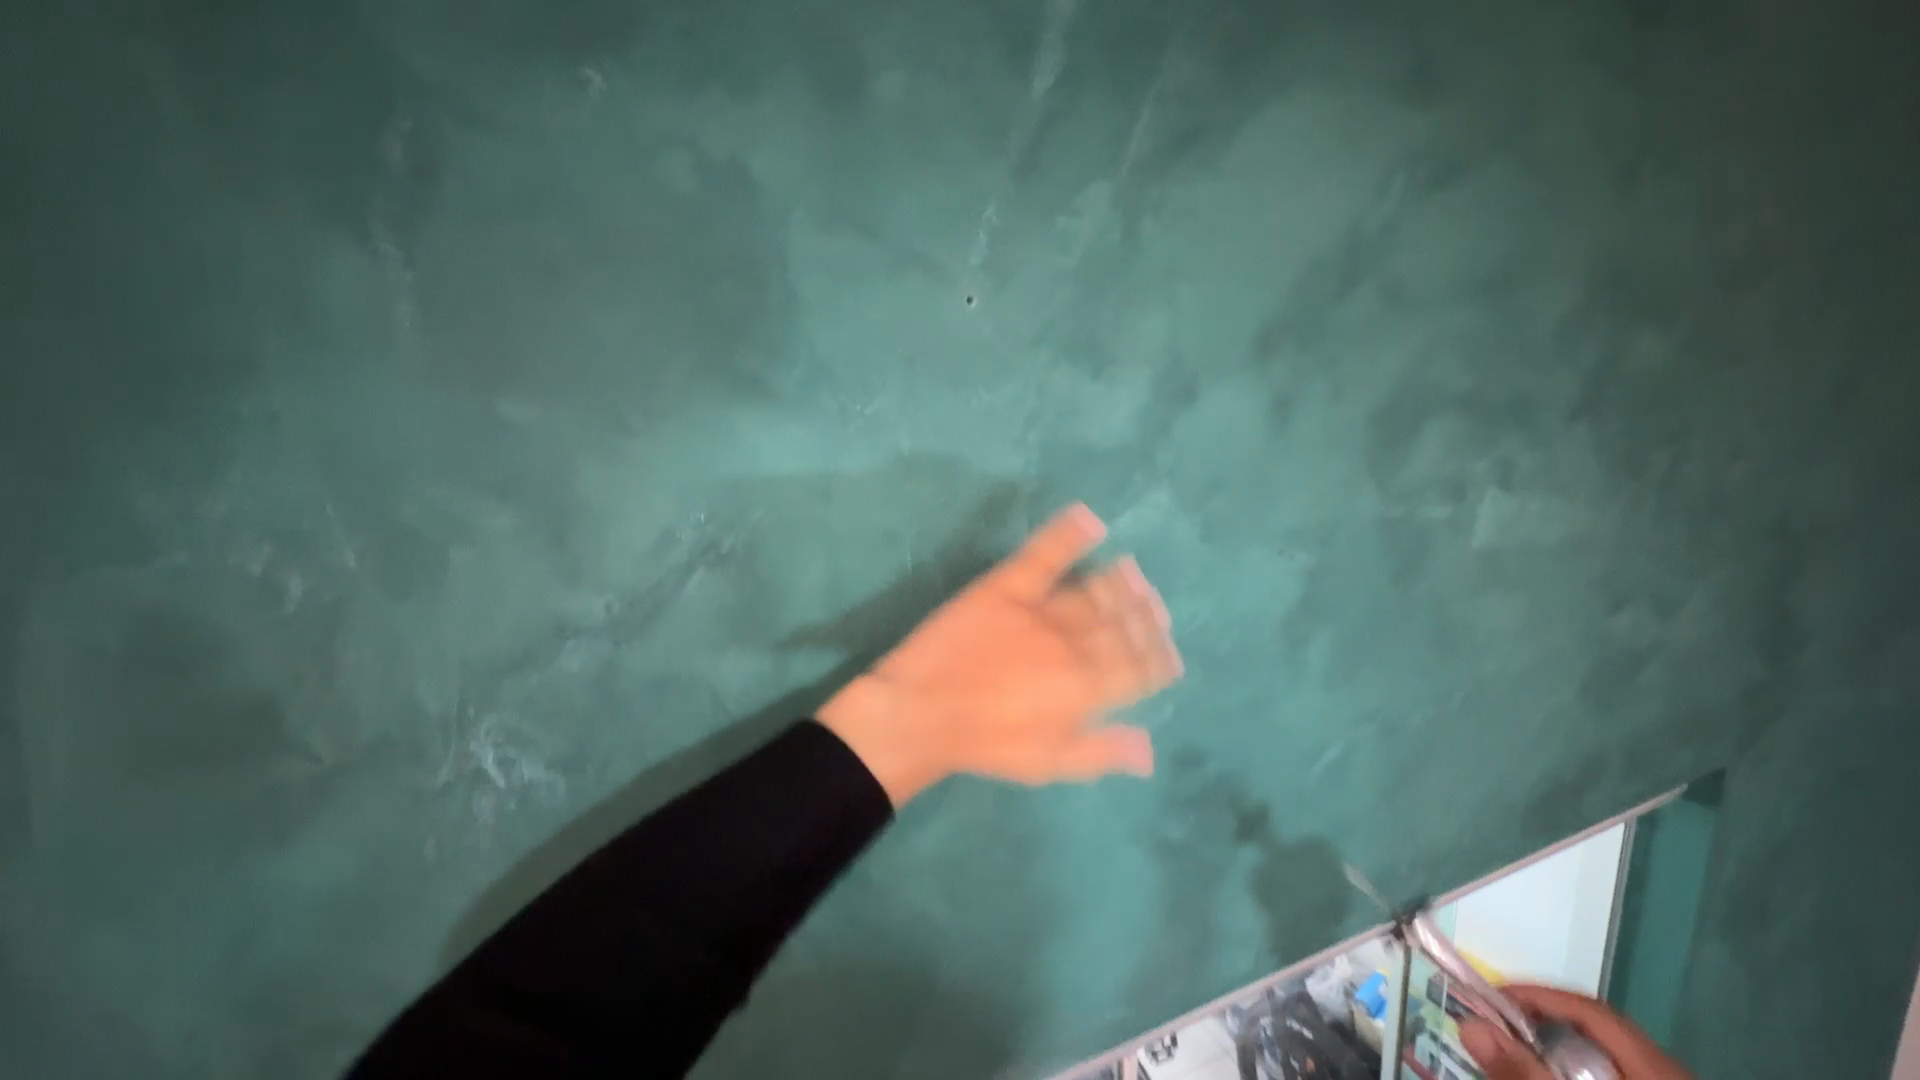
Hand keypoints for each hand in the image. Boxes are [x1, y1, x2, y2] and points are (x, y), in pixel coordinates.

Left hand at [818, 503, 1182, 805]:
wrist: (921, 712)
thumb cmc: (985, 744)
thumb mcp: (1048, 761)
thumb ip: (1102, 751)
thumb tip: (1151, 750)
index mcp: (1086, 688)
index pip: (1139, 668)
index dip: (1159, 659)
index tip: (1170, 654)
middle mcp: (1073, 645)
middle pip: (1123, 626)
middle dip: (1147, 618)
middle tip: (1159, 610)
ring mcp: (1040, 612)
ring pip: (1094, 592)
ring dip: (1122, 583)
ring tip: (1137, 574)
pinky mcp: (1006, 588)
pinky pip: (1044, 555)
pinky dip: (1068, 534)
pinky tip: (1088, 518)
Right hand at [1459, 985, 1692, 1079]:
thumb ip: (1525, 1072)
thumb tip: (1468, 1024)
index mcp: (1653, 1063)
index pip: (1588, 1007)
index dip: (1536, 995)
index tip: (1489, 997)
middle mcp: (1664, 1070)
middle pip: (1596, 1031)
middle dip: (1541, 1024)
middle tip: (1497, 1028)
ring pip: (1603, 1058)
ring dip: (1555, 1051)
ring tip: (1517, 1055)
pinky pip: (1611, 1075)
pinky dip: (1576, 1072)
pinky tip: (1552, 1076)